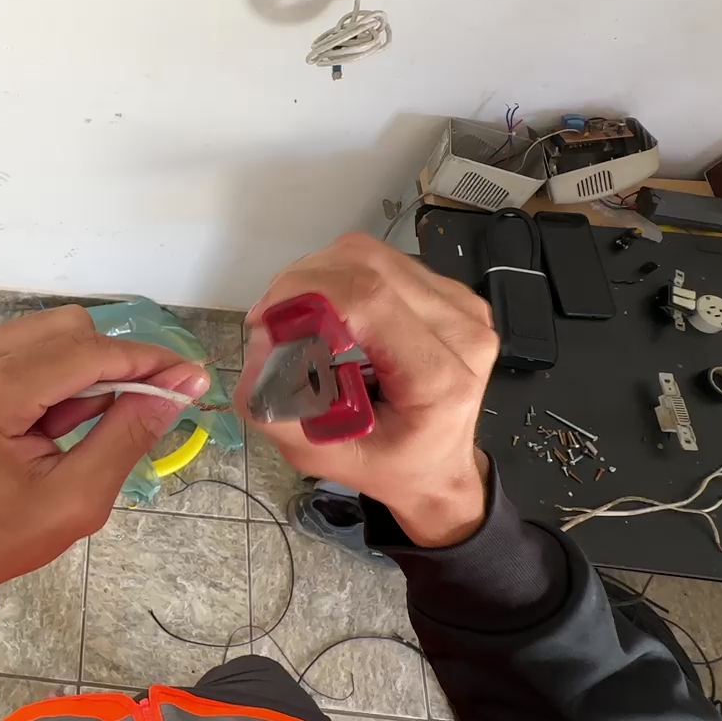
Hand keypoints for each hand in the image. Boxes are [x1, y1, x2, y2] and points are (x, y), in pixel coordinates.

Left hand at [0, 306, 208, 625]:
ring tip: (72, 429)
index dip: (145, 361)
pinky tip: (50, 419)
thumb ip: (130, 434)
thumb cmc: (0, 538)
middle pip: (68, 329)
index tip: (191, 376)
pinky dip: (54, 372)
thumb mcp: (77, 499)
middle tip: (129, 415)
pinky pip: (27, 342)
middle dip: (112, 366)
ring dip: (81, 370)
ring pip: (50, 330)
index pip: (84, 353)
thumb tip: (182, 385)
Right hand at [234, 233, 497, 546]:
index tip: (266, 321)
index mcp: (440, 380)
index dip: (305, 295)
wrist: (436, 466)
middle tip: (270, 320)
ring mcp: (461, 307)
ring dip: (316, 275)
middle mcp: (462, 332)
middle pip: (366, 267)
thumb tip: (259, 345)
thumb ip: (275, 405)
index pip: (370, 301)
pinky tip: (326, 309)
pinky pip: (380, 260)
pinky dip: (337, 275)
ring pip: (368, 254)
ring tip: (295, 315)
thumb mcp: (317, 452)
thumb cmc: (383, 464)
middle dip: (300, 283)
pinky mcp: (449, 292)